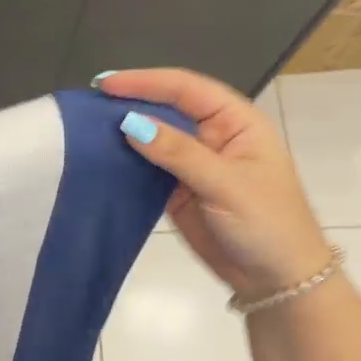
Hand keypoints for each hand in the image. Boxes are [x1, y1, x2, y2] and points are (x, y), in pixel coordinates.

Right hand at [100, 69, 331, 300]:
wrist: (275, 279)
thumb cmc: (267, 225)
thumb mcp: (226, 184)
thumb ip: (178, 153)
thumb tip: (130, 124)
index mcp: (236, 122)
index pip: (187, 89)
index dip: (147, 82)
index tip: (107, 84)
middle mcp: (212, 136)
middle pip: (167, 109)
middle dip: (131, 102)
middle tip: (88, 104)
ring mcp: (192, 165)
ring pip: (153, 139)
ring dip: (123, 134)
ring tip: (85, 128)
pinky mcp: (176, 193)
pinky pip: (145, 171)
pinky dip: (124, 165)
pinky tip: (100, 160)